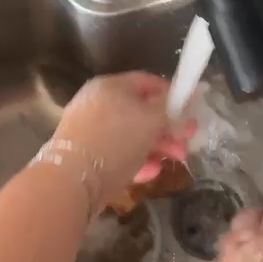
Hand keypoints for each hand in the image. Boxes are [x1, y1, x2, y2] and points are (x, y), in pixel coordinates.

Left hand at [52, 71, 193, 203]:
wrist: (71, 180)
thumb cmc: (116, 139)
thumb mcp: (151, 119)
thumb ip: (172, 107)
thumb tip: (188, 96)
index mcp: (111, 86)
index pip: (147, 81)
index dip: (172, 95)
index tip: (190, 112)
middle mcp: (98, 103)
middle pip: (141, 111)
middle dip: (168, 127)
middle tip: (187, 143)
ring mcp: (90, 130)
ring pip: (131, 135)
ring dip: (157, 146)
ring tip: (176, 161)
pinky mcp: (86, 156)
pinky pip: (118, 154)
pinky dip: (137, 161)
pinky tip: (152, 172)